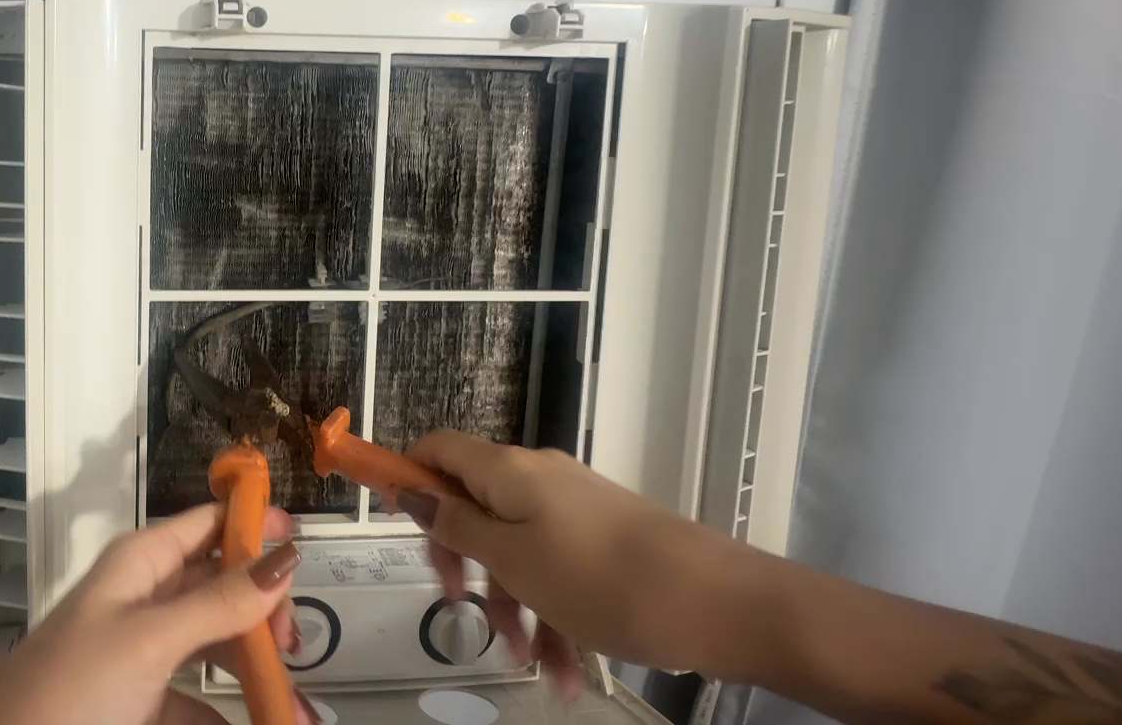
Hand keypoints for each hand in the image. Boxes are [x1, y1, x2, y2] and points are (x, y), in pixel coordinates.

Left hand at [0, 503, 320, 724]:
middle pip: (219, 584)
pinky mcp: (138, 700)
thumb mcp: (151, 641)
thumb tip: (284, 554)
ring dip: (254, 670)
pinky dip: (227, 713)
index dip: (253, 522)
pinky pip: (195, 697)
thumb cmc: (72, 688)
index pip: (208, 521)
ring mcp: (141, 650)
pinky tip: (258, 723)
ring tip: (295, 707)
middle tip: (292, 644)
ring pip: (213, 643)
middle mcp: (144, 595)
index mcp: (141, 562)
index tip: (302, 540)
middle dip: (262, 609)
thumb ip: (219, 602)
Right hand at [398, 431, 762, 688]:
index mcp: (506, 471)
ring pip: (517, 548)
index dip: (409, 475)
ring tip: (531, 664)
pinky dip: (553, 613)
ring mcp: (573, 507)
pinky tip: (567, 672)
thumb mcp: (512, 560)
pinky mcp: (604, 538)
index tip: (398, 522)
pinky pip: (558, 567)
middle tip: (461, 606)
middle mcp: (535, 478)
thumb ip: (455, 525)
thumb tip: (410, 490)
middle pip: (473, 504)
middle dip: (464, 560)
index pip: (438, 448)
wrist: (724, 603)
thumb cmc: (600, 579)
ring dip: (513, 605)